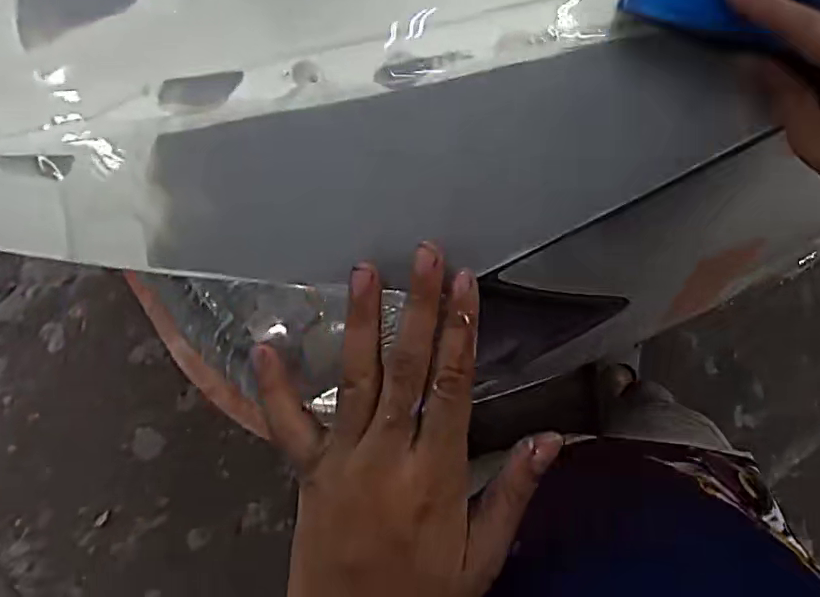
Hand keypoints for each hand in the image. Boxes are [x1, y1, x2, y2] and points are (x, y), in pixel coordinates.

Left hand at [257, 243, 562, 596]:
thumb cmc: (422, 594)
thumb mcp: (481, 556)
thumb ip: (514, 492)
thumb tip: (552, 438)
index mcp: (435, 472)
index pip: (452, 385)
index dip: (462, 329)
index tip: (466, 283)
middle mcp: (387, 456)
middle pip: (407, 368)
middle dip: (421, 307)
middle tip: (425, 257)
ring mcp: (342, 461)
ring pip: (355, 380)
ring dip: (362, 323)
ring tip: (364, 273)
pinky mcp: (308, 474)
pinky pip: (288, 426)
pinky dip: (276, 387)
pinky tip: (267, 346)